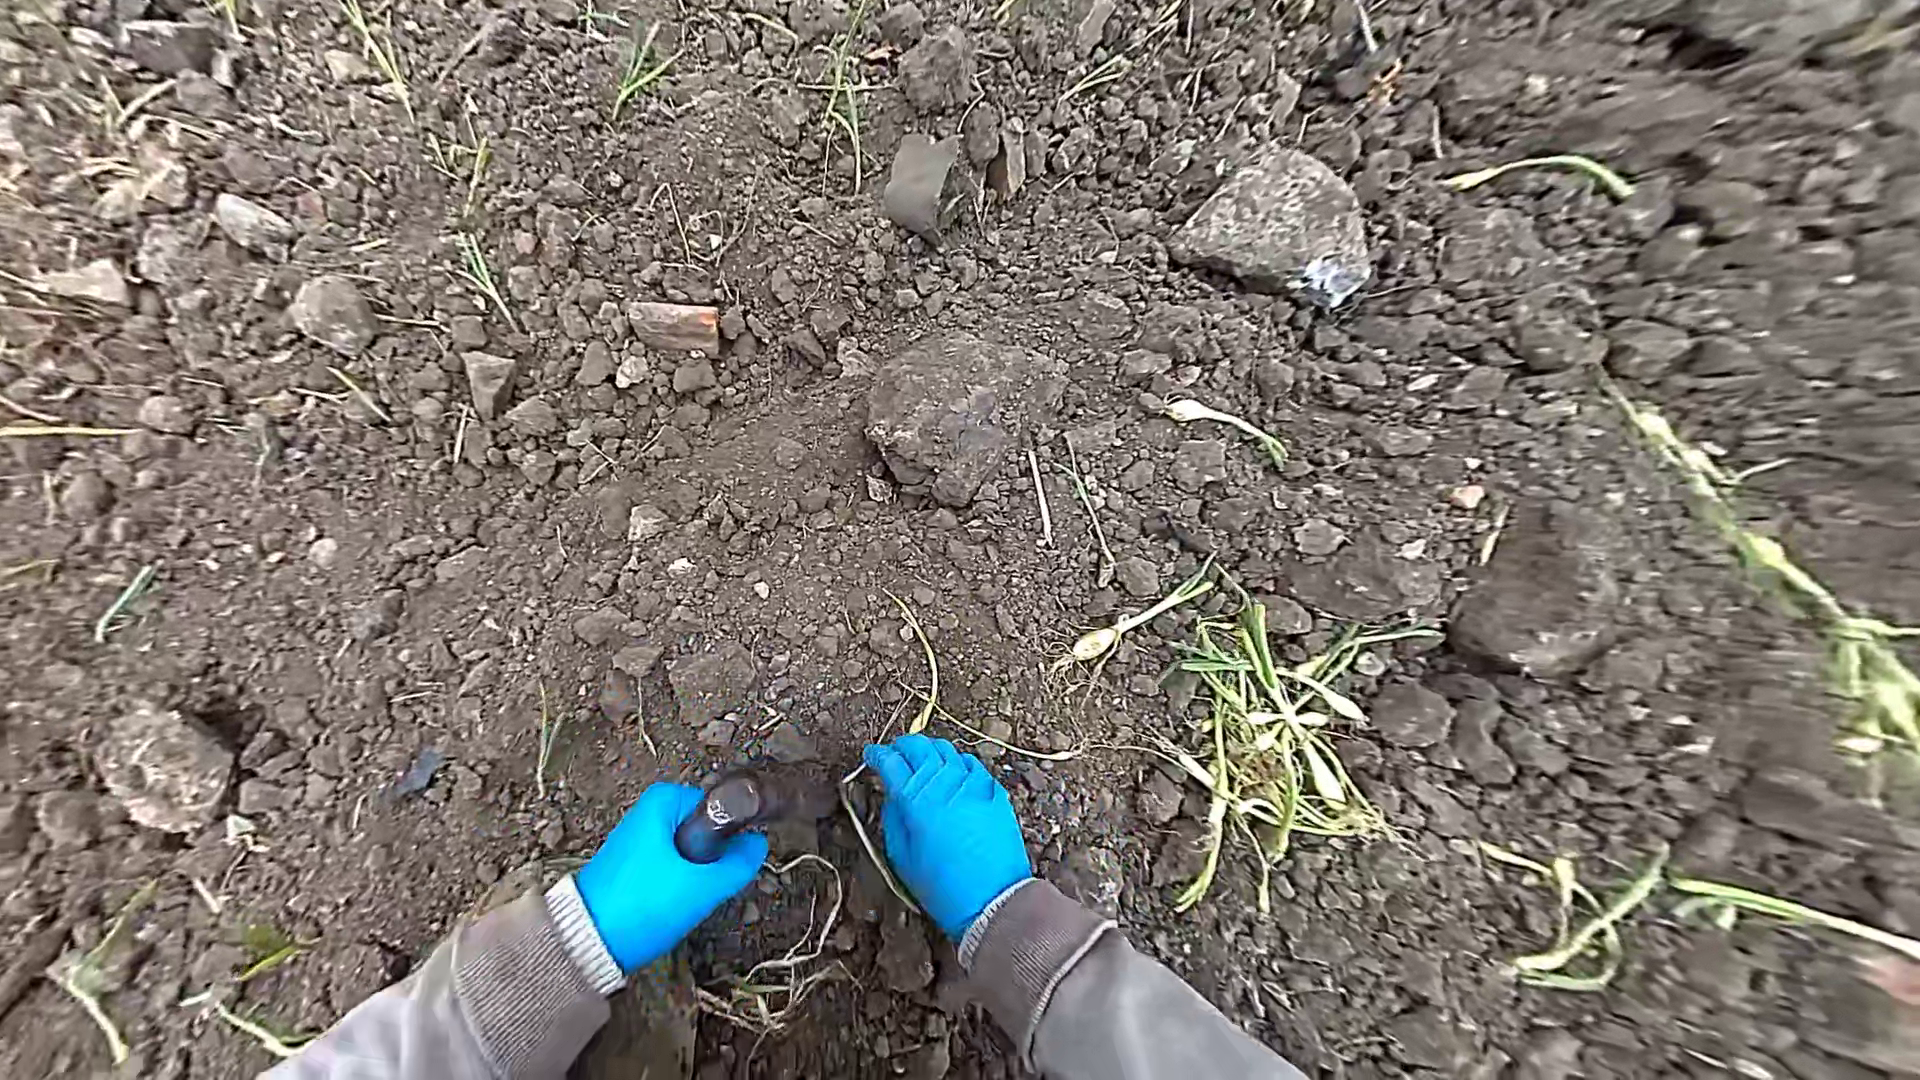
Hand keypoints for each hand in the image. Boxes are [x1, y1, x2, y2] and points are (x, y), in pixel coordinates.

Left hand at [574, 783, 767, 970]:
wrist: (580, 949)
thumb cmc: (640, 907)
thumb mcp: (703, 887)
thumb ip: (740, 863)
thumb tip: (757, 845)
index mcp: (665, 798)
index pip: (719, 810)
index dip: (727, 840)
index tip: (718, 866)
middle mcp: (649, 809)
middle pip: (704, 832)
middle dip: (708, 860)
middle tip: (699, 886)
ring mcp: (638, 835)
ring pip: (688, 851)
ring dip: (691, 875)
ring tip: (677, 898)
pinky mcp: (630, 861)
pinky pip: (670, 864)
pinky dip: (673, 883)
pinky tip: (664, 904)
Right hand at [863, 735, 1031, 940]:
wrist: (994, 900)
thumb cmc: (944, 888)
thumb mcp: (903, 859)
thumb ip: (894, 820)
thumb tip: (892, 795)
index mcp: (916, 801)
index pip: (890, 762)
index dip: (877, 755)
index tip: (872, 755)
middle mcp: (943, 783)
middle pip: (918, 746)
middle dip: (902, 745)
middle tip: (895, 751)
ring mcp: (970, 783)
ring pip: (945, 748)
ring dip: (929, 749)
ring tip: (921, 757)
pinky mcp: (992, 789)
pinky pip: (970, 762)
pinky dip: (956, 760)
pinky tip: (952, 769)